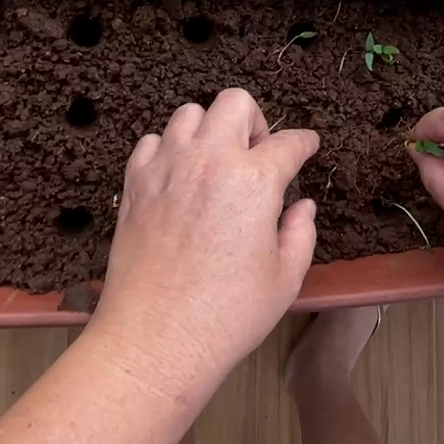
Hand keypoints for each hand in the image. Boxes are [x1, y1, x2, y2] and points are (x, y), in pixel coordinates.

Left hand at [90, 89, 319, 393]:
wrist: (154, 342)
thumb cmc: (227, 317)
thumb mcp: (285, 280)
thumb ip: (301, 233)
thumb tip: (301, 206)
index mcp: (255, 181)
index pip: (289, 142)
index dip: (305, 142)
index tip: (307, 146)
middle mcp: (211, 160)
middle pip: (235, 102)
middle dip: (254, 120)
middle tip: (255, 155)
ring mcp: (168, 167)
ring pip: (189, 113)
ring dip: (208, 131)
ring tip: (214, 164)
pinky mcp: (135, 182)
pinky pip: (152, 142)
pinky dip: (168, 150)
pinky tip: (177, 179)